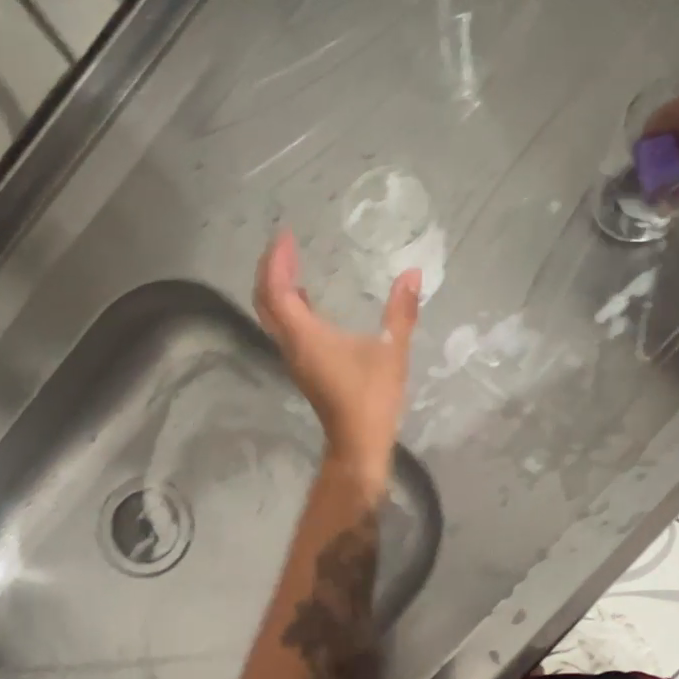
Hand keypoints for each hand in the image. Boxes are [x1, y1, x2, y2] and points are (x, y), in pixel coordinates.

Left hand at [254, 230, 420, 477]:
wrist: (357, 444)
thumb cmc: (371, 398)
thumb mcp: (392, 351)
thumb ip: (401, 311)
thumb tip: (412, 273)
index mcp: (305, 335)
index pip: (277, 289)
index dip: (277, 260)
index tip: (286, 235)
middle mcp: (291, 344)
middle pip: (265, 301)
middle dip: (270, 269)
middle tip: (284, 244)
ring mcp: (294, 358)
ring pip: (272, 316)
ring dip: (275, 287)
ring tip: (290, 262)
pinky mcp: (303, 368)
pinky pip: (285, 328)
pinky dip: (287, 306)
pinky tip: (305, 297)